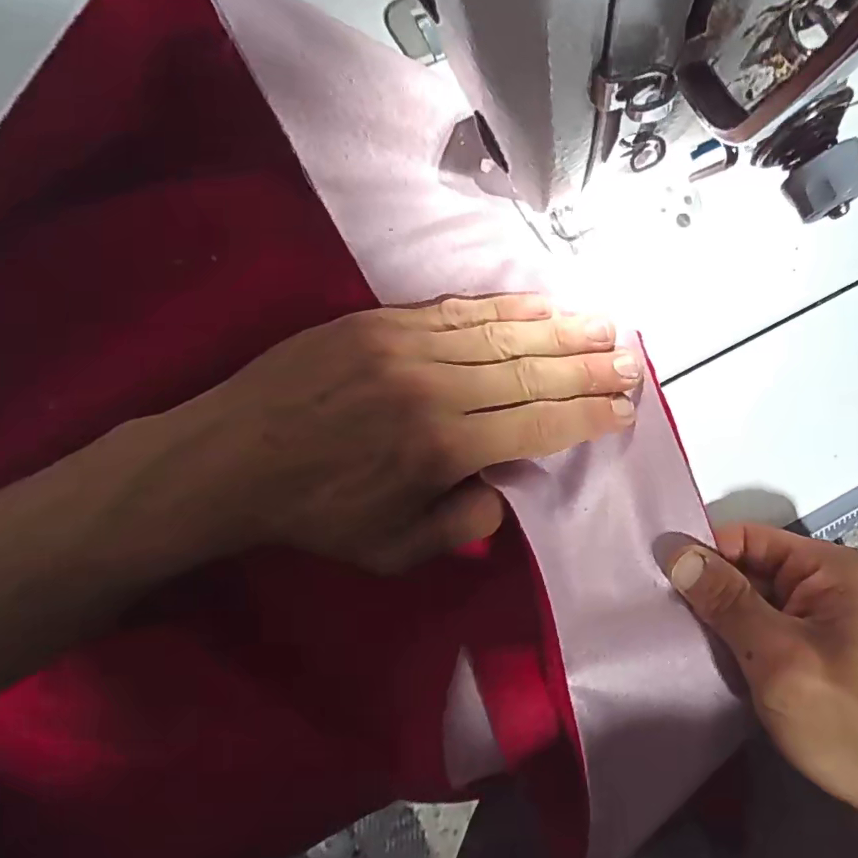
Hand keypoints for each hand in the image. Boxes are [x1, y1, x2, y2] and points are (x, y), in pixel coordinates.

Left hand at [83, 294, 640, 574]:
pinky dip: (506, 308)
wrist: (227, 458)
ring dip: (560, 329)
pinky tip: (539, 304)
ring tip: (604, 324)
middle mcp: (435, 389)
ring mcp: (406, 346)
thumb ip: (461, 526)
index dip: (587, 415)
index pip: (538, 425)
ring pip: (502, 334)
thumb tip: (505, 487)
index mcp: (442, 449)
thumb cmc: (314, 514)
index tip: (625, 406)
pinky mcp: (380, 320)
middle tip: (631, 360)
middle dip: (589, 367)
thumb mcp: (392, 553)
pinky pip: (458, 310)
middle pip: (532, 372)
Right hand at [663, 526, 857, 852]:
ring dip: (711, 616)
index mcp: (824, 567)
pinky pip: (756, 629)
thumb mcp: (777, 655)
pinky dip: (728, 639)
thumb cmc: (847, 719)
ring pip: (746, 600)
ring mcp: (813, 618)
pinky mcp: (805, 650)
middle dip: (703, 586)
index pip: (745, 538)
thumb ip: (724, 599)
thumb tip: (673, 549)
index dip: (701, 552)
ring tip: (664, 627)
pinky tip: (697, 653)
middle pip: (744, 567)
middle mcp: (819, 582)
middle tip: (649, 604)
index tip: (652, 573)